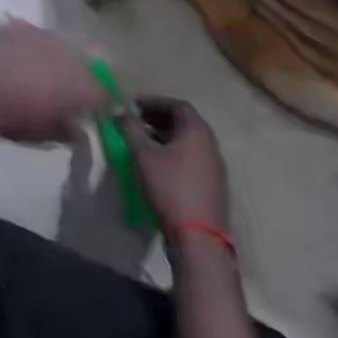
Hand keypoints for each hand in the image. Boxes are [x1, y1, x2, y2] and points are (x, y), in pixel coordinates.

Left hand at [0, 23, 104, 142]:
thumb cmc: (13, 116)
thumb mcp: (43, 134)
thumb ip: (65, 129)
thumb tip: (73, 127)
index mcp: (85, 85)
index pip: (104, 94)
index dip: (97, 103)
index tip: (87, 111)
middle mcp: (74, 55)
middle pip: (84, 66)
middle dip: (77, 78)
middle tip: (61, 92)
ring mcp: (49, 35)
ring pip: (61, 49)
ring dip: (55, 60)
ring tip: (36, 73)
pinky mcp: (24, 25)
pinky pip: (35, 37)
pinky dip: (31, 46)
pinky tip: (15, 58)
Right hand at [124, 98, 229, 233]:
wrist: (198, 236)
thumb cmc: (169, 187)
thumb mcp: (143, 155)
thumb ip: (131, 129)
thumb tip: (122, 113)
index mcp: (198, 131)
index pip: (177, 105)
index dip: (153, 101)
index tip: (132, 105)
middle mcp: (210, 144)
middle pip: (184, 121)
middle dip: (157, 117)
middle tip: (134, 120)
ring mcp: (214, 165)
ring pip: (187, 141)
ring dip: (164, 135)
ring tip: (141, 140)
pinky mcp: (212, 184)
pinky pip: (191, 157)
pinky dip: (172, 152)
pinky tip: (156, 163)